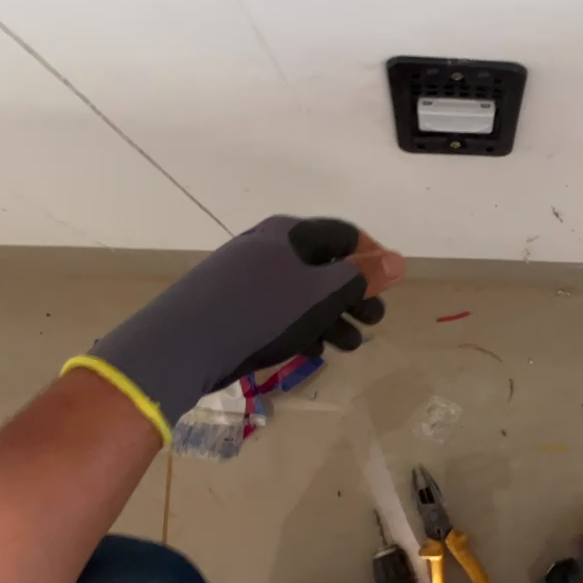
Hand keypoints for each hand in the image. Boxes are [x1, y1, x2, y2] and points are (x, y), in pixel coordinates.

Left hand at [69, 216, 405, 444]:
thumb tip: (398, 260)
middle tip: (374, 321)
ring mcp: (247, 275)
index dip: (374, 259)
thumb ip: (363, 276)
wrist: (185, 343)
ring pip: (304, 291)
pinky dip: (303, 324)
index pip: (346, 236)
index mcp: (291, 234)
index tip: (389, 287)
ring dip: (334, 315)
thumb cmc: (264, 312)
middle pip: (326, 265)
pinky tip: (312, 348)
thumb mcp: (323, 294)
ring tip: (349, 345)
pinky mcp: (232, 303)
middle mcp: (269, 246)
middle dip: (356, 294)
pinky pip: (279, 308)